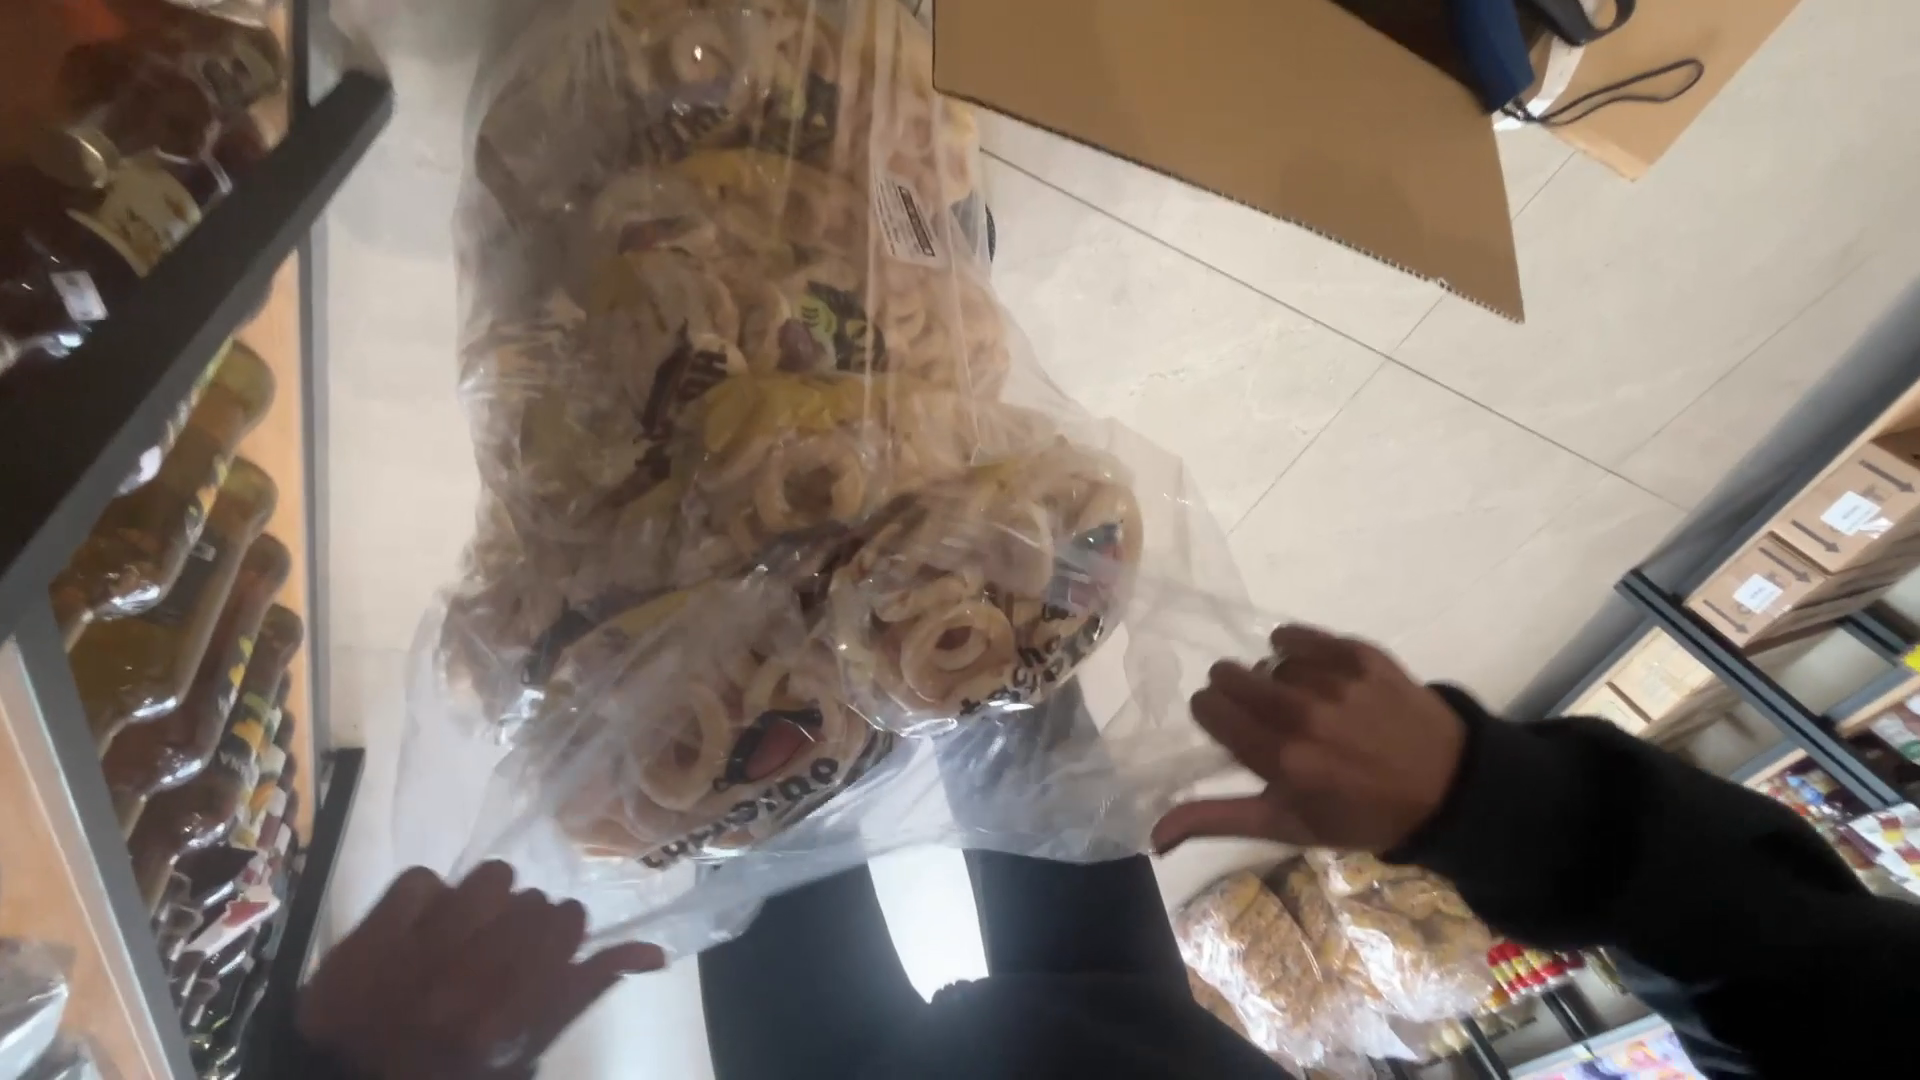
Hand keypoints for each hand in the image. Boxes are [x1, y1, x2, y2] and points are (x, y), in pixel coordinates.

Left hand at [298, 862, 665, 1078]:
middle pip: (532, 899)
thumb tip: (655, 952)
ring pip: (489, 876)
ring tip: (460, 929)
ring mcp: (416, 953)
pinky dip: (424, 898)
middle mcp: (470, 978)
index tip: (537, 951)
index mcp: (511, 1011)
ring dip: (481, 900)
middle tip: (494, 950)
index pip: (569, 919)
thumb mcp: (528, 1044)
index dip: (557, 932)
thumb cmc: (452, 1071)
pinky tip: (418, 926)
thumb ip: (586, 988)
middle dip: (519, 921)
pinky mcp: (368, 936)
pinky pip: (423, 879)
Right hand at [1151, 625, 1467, 854]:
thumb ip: (1214, 820)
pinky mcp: (1359, 654)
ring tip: (1305, 704)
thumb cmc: (1358, 813)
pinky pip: (1298, 636)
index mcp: (1281, 759)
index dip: (1214, 716)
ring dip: (1274, 680)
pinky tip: (1313, 673)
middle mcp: (1303, 714)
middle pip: (1228, 675)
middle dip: (1235, 694)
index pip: (1208, 708)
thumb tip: (1151, 836)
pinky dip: (1297, 652)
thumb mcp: (1284, 826)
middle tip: (1266, 717)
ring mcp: (1334, 680)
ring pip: (1266, 662)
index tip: (1234, 730)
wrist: (1448, 788)